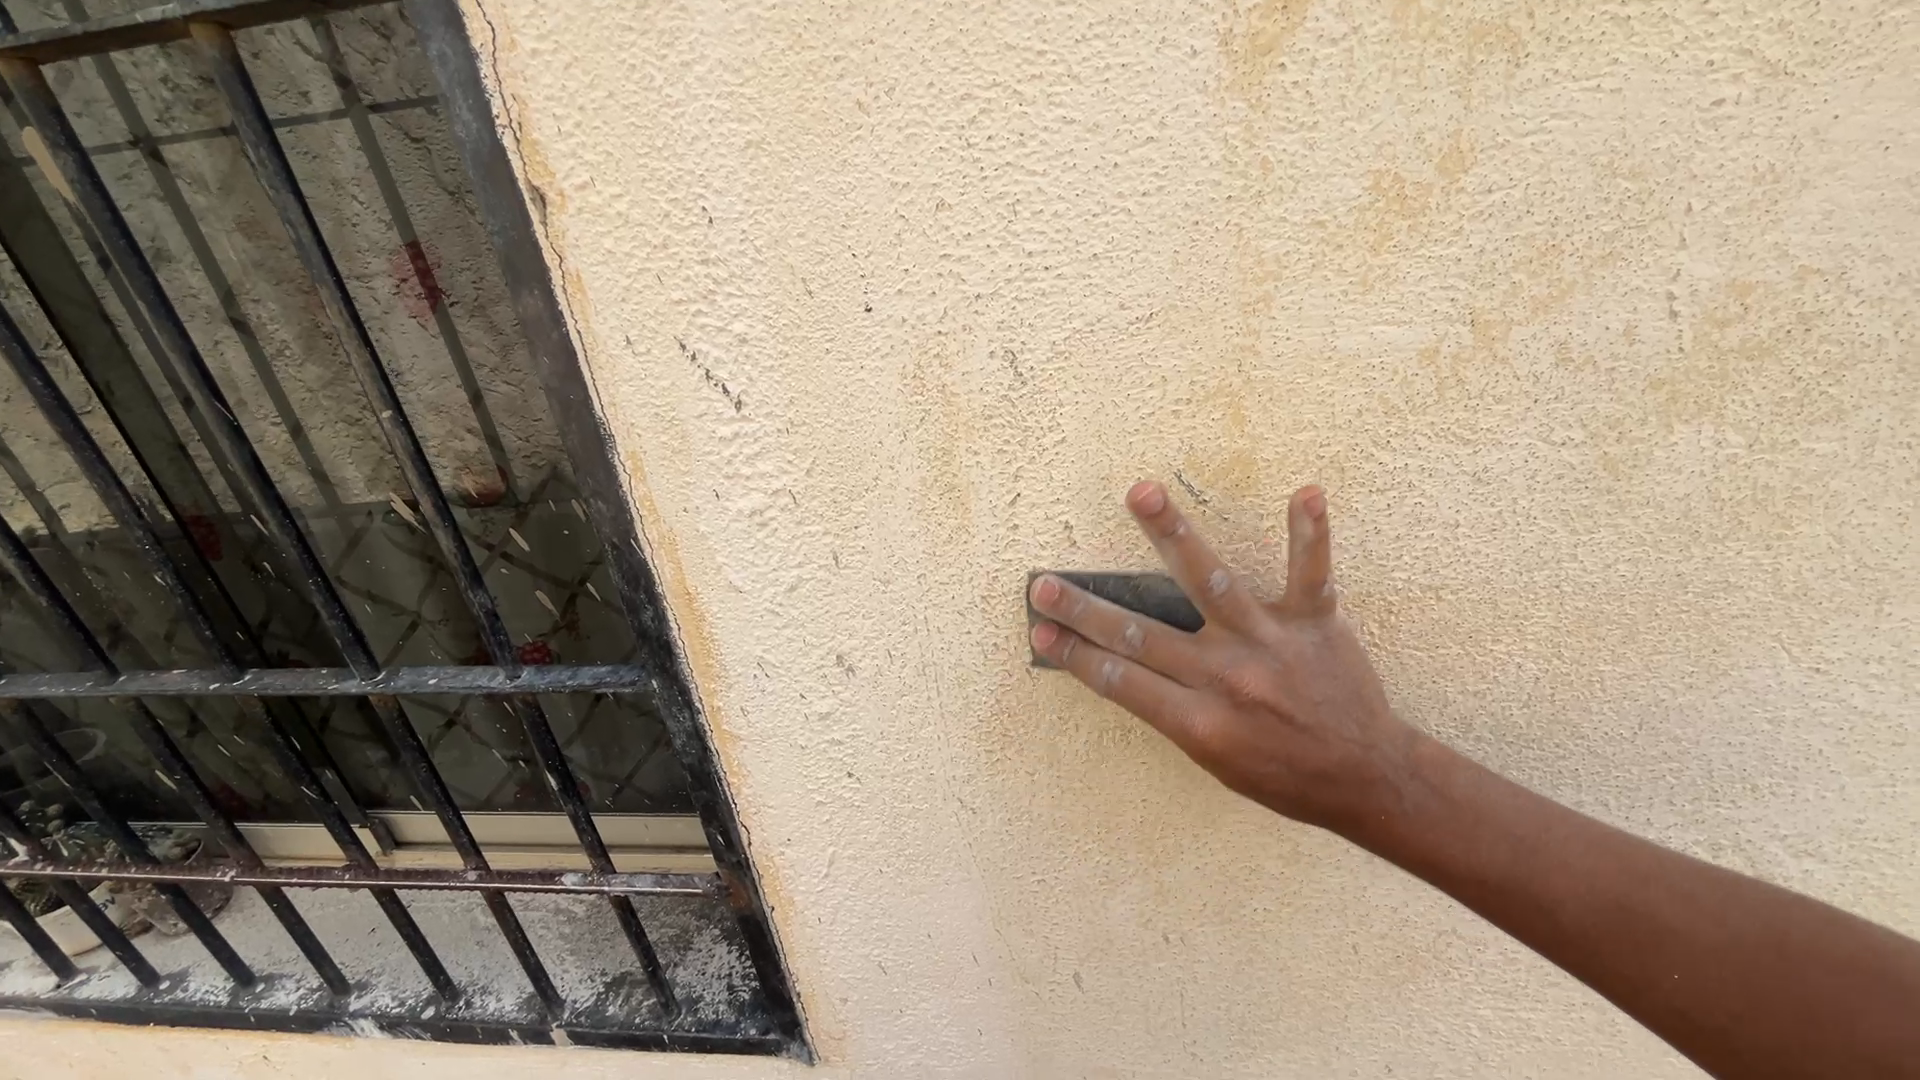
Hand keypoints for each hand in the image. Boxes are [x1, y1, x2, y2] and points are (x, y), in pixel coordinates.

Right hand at [1028, 481, 1424, 831]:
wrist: (1369, 780)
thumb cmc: (1284, 776)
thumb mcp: (1213, 761)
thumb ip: (1171, 710)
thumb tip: (1123, 669)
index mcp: (1199, 721)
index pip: (1119, 680)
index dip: (1073, 654)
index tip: (1039, 629)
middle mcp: (1226, 678)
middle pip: (1140, 635)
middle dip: (1084, 609)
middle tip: (1045, 584)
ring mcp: (1269, 644)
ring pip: (1209, 581)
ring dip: (1171, 533)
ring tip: (1141, 493)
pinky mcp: (1313, 624)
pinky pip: (1310, 573)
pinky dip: (1310, 534)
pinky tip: (1305, 492)